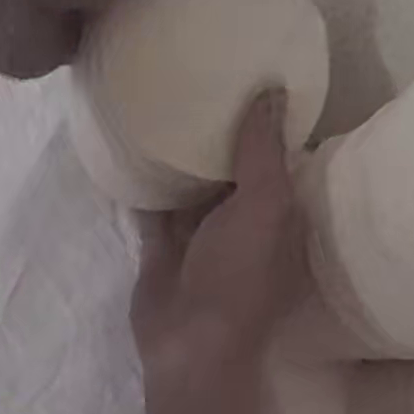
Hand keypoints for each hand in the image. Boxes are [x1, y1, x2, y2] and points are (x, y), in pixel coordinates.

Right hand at [130, 89, 309, 386]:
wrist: (188, 340)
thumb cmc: (239, 275)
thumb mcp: (264, 207)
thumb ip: (262, 152)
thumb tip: (272, 91)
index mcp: (278, 214)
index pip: (279, 158)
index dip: (271, 121)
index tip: (258, 74)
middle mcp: (242, 222)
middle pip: (232, 168)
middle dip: (221, 131)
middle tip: (205, 75)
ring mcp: (199, 237)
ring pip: (192, 187)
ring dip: (182, 156)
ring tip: (167, 100)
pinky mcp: (163, 248)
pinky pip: (155, 207)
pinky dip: (146, 184)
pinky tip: (134, 147)